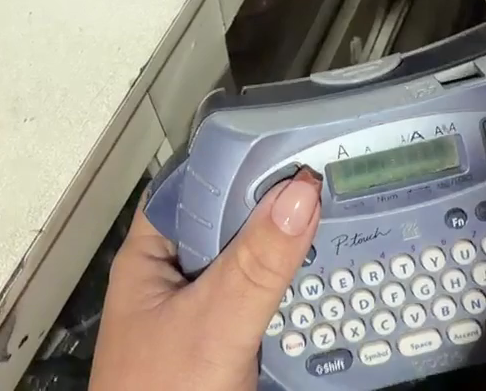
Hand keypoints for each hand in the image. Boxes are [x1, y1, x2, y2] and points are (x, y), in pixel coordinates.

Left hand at [88, 170, 320, 390]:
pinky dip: (288, 286)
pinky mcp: (224, 342)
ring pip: (247, 260)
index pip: (195, 184)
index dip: (239, 162)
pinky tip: (322, 274)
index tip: (291, 145)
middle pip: (225, 221)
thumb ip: (256, 261)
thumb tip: (300, 191)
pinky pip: (260, 297)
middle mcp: (174, 274)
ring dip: (283, 245)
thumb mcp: (214, 324)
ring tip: (334, 212)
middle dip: (269, 204)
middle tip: (326, 174)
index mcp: (151, 254)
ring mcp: (200, 309)